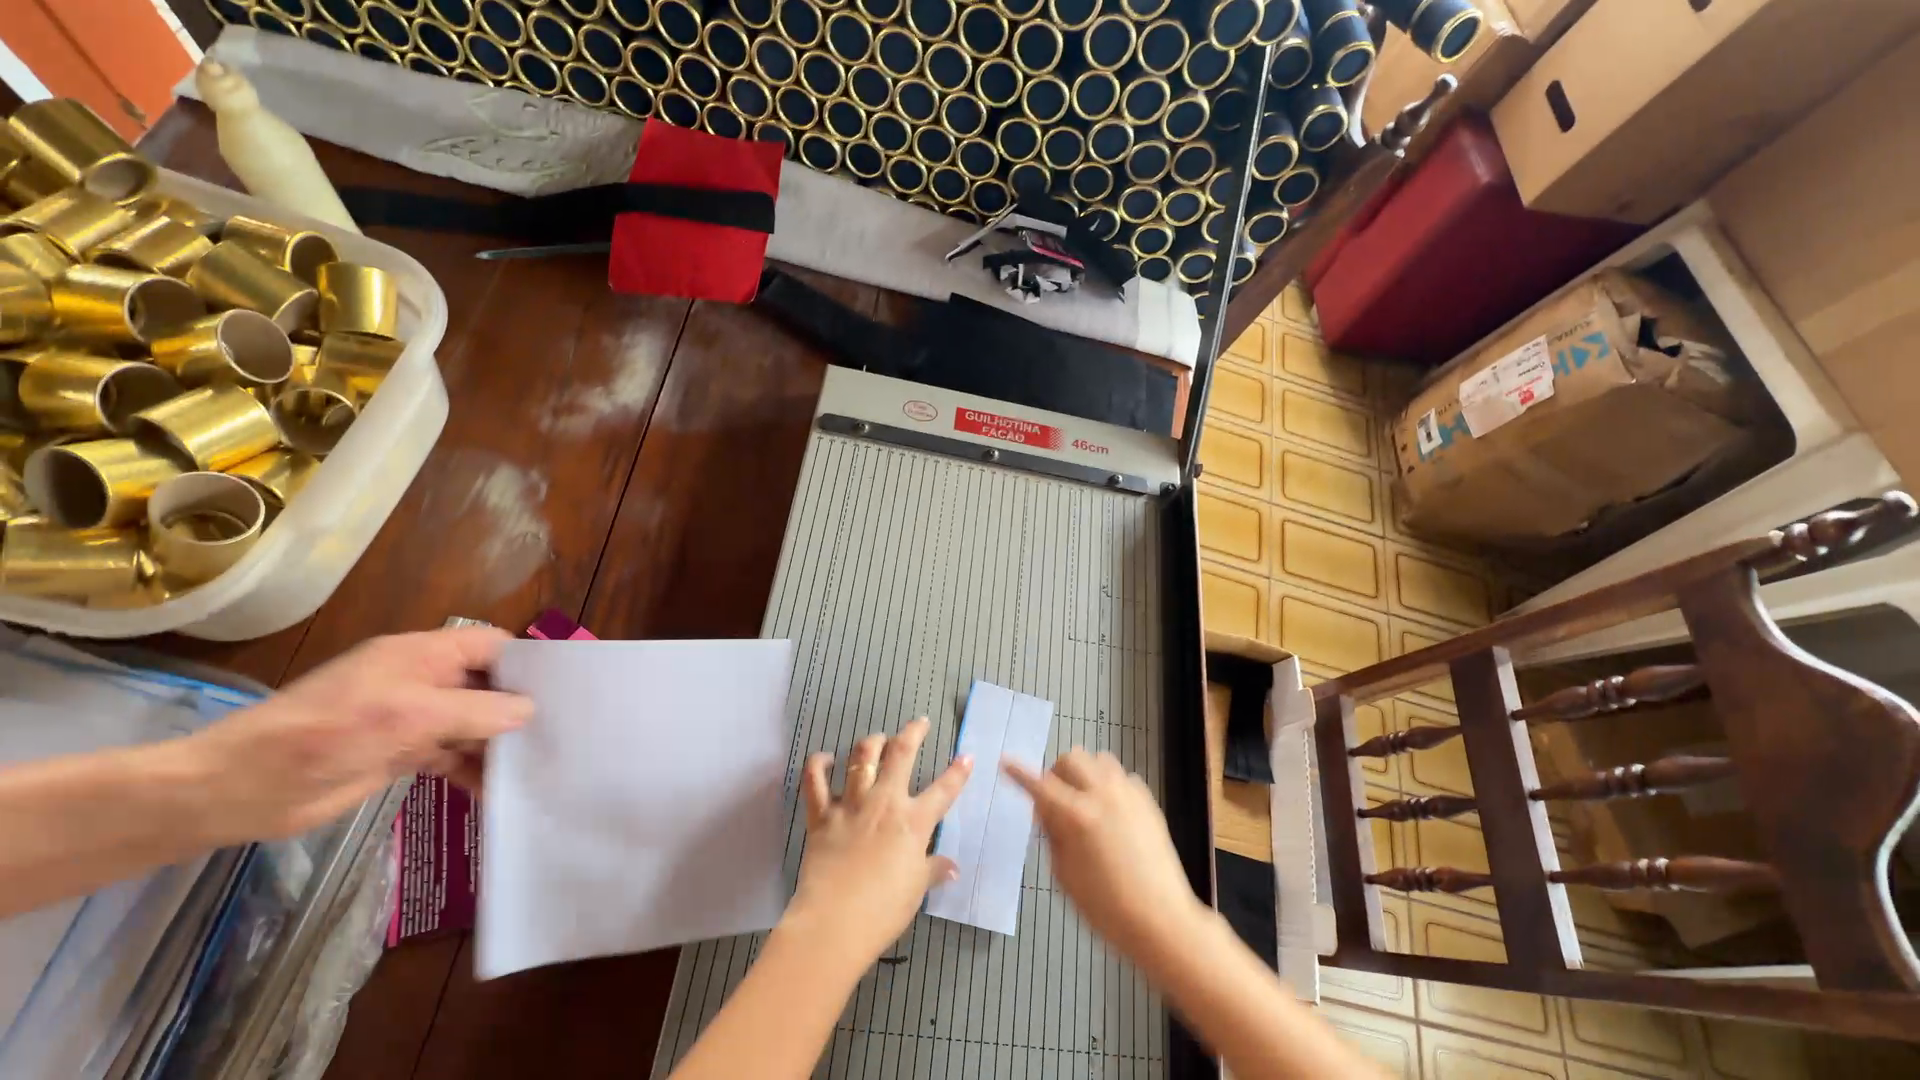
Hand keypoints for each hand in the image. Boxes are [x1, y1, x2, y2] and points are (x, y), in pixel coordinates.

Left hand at [186, 627, 533, 841]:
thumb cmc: (328, 736)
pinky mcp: (399, 755)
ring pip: (472, 724)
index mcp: (421, 656)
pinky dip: (473, 771)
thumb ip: (476, 711)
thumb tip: (530, 710)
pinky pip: (451, 757)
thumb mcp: (411, 716)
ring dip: (499, 744)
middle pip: (486, 686)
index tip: (565, 689)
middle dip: (521, 707)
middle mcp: (422, 682)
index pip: (490, 645)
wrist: (241, 789)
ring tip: (540, 767)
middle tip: (565, 732)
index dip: (526, 662)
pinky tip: (498, 791)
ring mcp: (410, 719)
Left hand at [786, 717, 970, 962]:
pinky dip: (818, 764)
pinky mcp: (820, 815)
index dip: (958, 772)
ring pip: (861, 758)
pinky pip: (815, 780)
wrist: (835, 921)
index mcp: (913, 822)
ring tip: (878, 739)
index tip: (967, 756)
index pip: (943, 791)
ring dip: (871, 743)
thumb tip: (951, 867)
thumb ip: (932, 870)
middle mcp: (884, 803)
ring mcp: (850, 805)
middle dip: (912, 733)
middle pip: (900, 755)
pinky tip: (825, 758)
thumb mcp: (916, 889)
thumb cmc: (884, 910)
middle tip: (919, 723)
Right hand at [1005, 749, 1207, 964]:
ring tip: (1084, 800)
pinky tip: (1110, 811)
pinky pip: (1122, 777)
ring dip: (1085, 773)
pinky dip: (1109, 785)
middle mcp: (1103, 795)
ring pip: (1099, 760)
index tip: (1005, 762)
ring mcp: (1129, 795)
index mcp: (1077, 815)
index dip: (1019, 773)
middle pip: (1071, 758)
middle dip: (1057, 773)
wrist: (1160, 919)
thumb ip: (1053, 834)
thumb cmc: (1104, 906)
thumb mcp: (1064, 874)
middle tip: (1055, 798)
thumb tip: (1046, 809)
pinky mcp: (1148, 802)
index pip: (1039, 785)